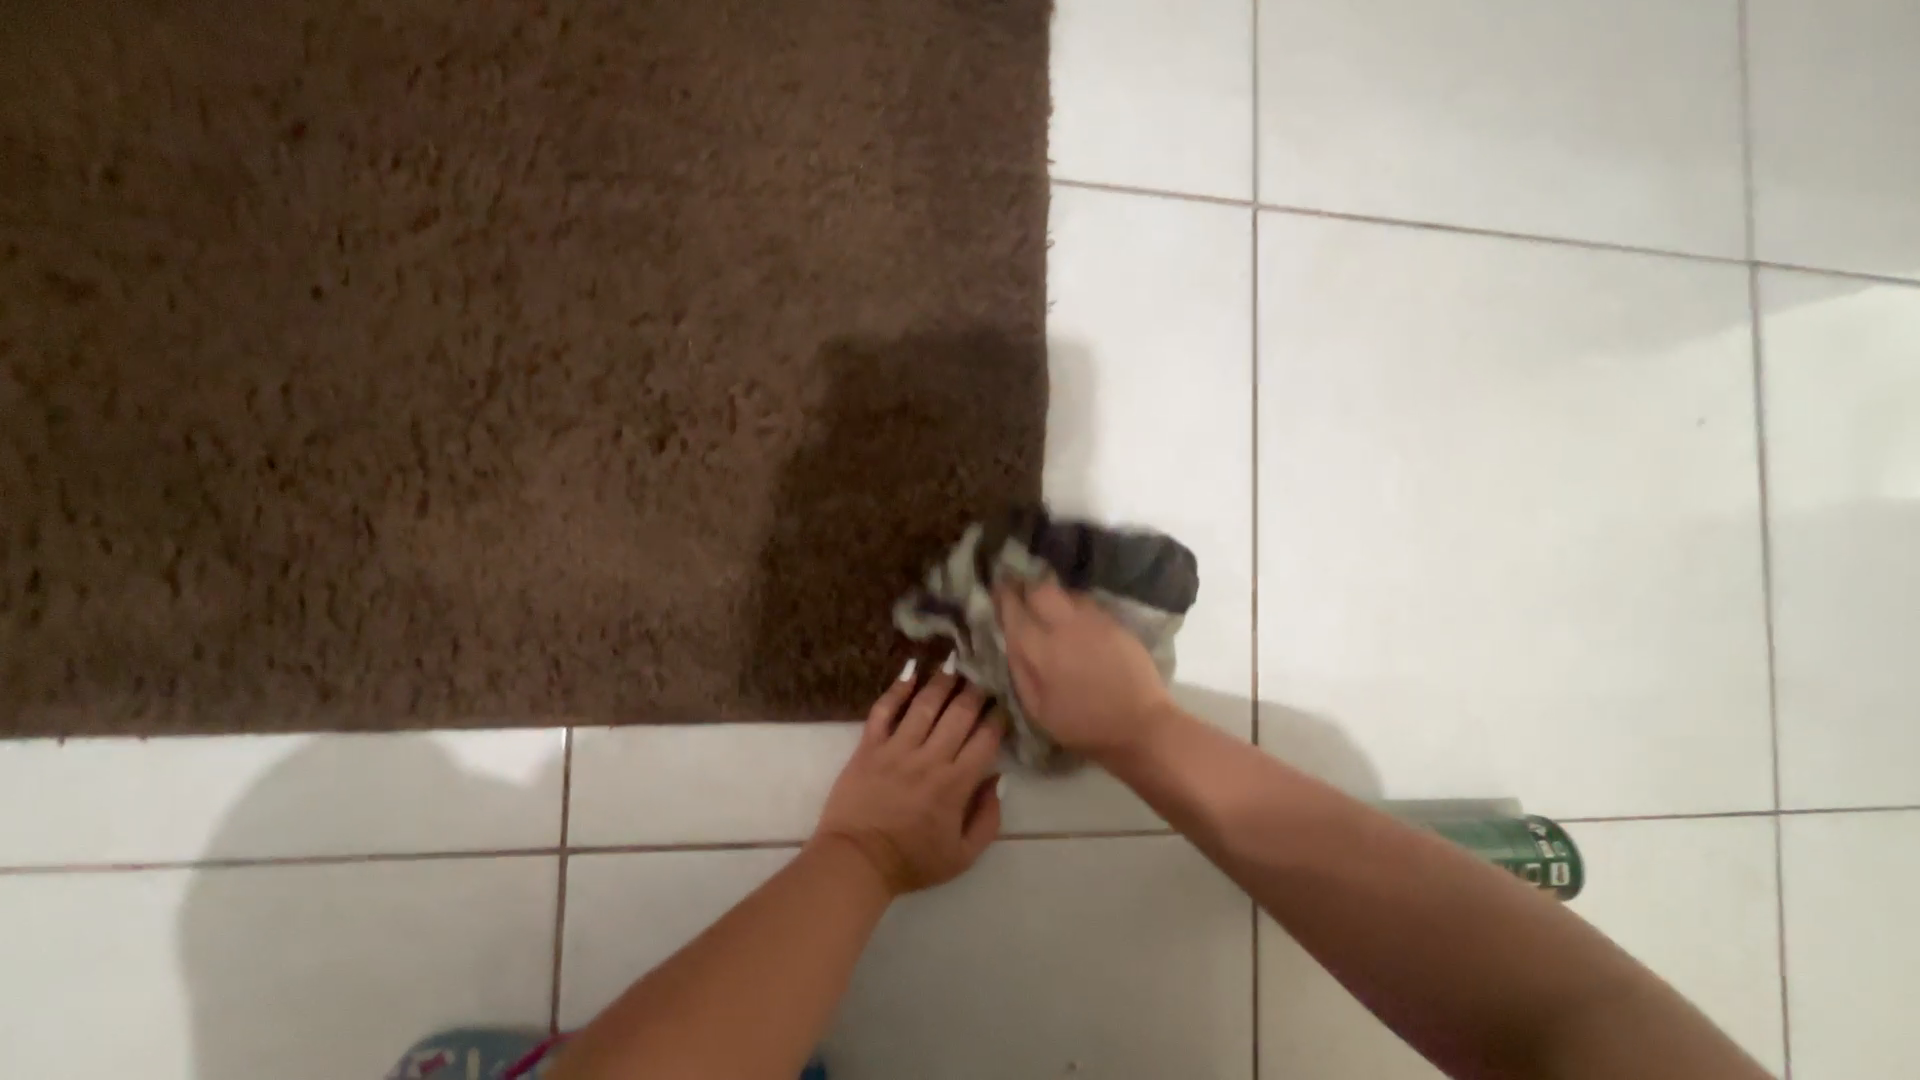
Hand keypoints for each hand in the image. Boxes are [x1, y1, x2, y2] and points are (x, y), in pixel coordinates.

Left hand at [812, 663, 1004, 895]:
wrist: (856, 862)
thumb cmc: (912, 862)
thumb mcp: (963, 856)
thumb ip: (987, 818)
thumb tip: (998, 779)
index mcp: (956, 784)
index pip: (985, 739)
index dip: (997, 717)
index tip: (1004, 702)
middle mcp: (930, 758)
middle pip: (959, 714)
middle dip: (975, 691)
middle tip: (983, 674)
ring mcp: (897, 749)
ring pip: (924, 705)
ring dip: (941, 682)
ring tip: (953, 665)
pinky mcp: (868, 747)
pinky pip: (883, 711)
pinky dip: (897, 689)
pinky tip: (910, 672)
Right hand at [995, 580, 1175, 762]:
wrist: (1140, 725)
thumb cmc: (1083, 725)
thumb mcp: (1038, 710)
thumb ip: (1020, 671)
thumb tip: (1010, 642)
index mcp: (1042, 650)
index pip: (1015, 611)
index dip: (1004, 597)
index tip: (998, 590)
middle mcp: (1066, 626)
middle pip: (1041, 589)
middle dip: (1027, 589)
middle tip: (1023, 597)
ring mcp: (1094, 621)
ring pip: (1066, 592)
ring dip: (1053, 597)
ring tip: (1050, 610)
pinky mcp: (1115, 623)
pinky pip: (1088, 604)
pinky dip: (1075, 606)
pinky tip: (1077, 623)